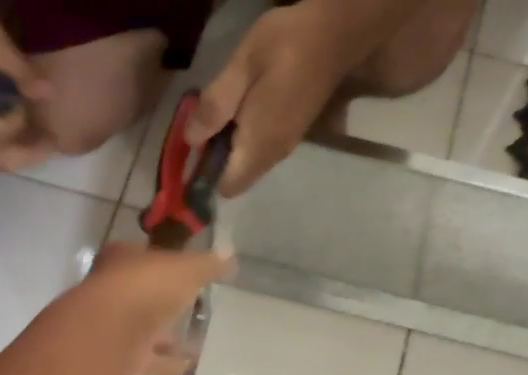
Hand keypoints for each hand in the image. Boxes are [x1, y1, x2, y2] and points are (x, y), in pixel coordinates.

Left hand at [74, 244, 234, 374]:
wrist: (107, 336)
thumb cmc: (144, 289)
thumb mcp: (185, 269)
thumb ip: (207, 265)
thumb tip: (230, 255)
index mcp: (121, 261)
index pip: (141, 257)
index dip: (160, 264)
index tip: (181, 273)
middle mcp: (111, 293)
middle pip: (139, 296)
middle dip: (161, 304)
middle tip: (188, 310)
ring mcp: (112, 330)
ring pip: (142, 332)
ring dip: (165, 339)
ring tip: (194, 345)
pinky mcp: (117, 361)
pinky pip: (147, 361)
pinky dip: (166, 364)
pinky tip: (187, 367)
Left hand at [186, 3, 354, 196]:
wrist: (336, 34)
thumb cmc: (286, 45)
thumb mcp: (242, 66)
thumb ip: (215, 105)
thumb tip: (191, 140)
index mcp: (258, 145)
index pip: (229, 187)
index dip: (207, 176)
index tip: (194, 150)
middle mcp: (274, 155)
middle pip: (239, 179)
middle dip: (218, 162)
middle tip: (205, 124)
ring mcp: (287, 146)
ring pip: (250, 165)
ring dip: (232, 149)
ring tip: (223, 112)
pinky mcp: (294, 134)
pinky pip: (262, 151)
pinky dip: (247, 140)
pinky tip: (244, 108)